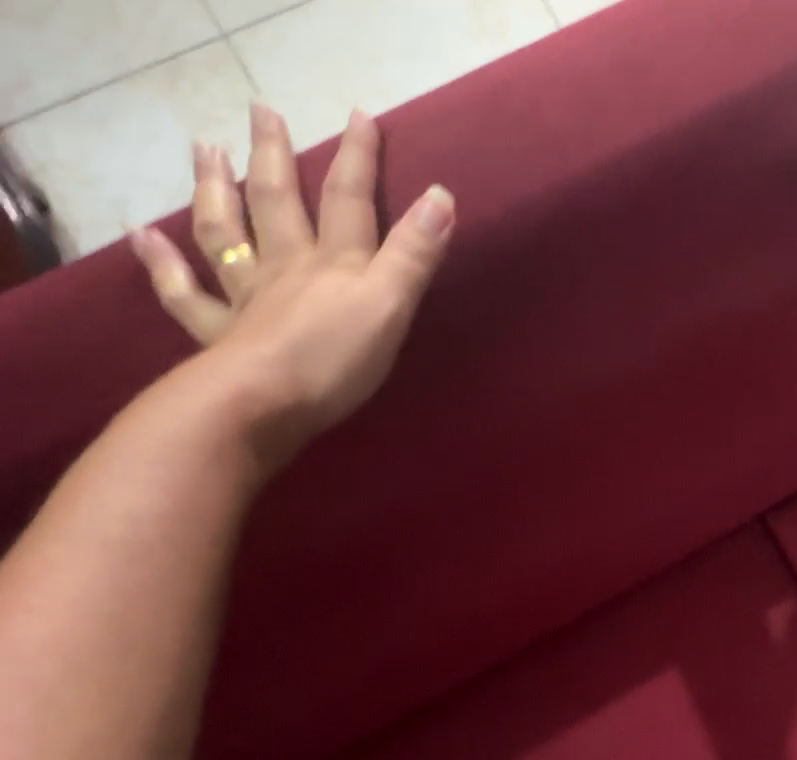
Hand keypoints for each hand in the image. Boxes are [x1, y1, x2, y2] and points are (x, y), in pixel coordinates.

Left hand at [127, 103, 454, 457]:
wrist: (263, 403)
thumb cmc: (337, 358)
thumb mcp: (392, 303)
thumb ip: (415, 253)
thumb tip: (441, 195)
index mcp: (336, 263)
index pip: (350, 201)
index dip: (358, 159)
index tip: (360, 117)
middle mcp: (288, 268)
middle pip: (279, 202)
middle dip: (275, 156)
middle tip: (262, 111)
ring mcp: (248, 297)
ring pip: (227, 233)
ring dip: (215, 190)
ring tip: (206, 152)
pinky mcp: (222, 333)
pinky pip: (187, 294)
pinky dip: (165, 265)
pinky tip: (147, 238)